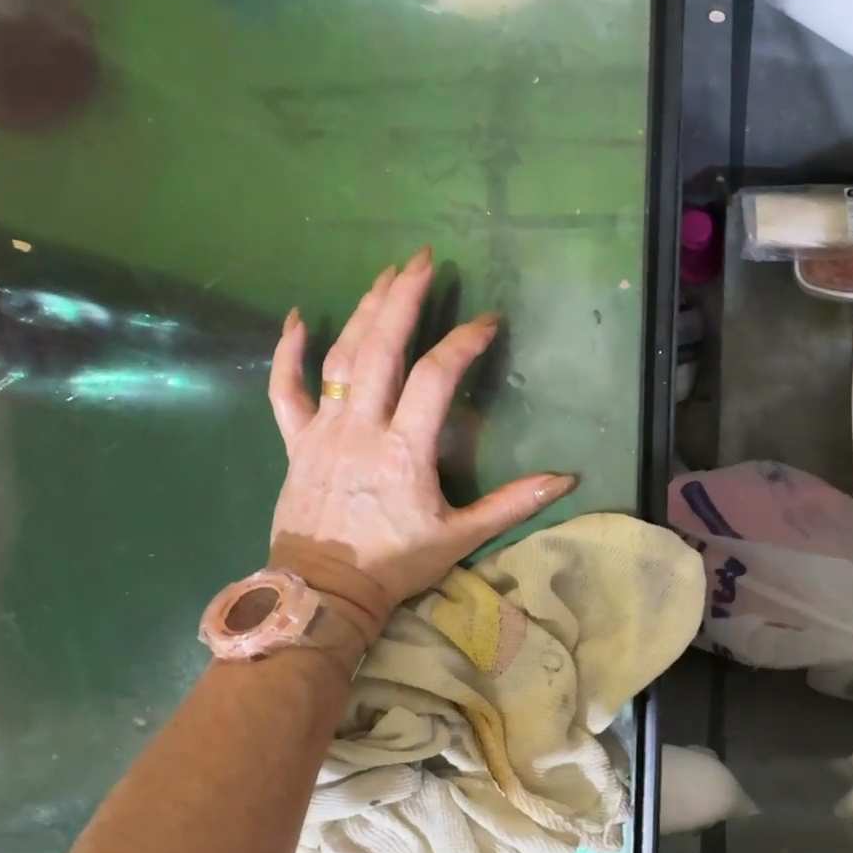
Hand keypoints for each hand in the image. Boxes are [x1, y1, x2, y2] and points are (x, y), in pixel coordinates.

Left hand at [265, 248, 575, 641]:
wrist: (322, 592)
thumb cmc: (396, 564)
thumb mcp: (462, 536)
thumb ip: (514, 503)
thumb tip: (568, 478)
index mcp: (404, 449)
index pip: (436, 377)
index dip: (464, 342)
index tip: (488, 322)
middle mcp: (361, 427)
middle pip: (380, 348)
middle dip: (404, 299)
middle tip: (424, 260)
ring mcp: (322, 430)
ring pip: (339, 356)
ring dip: (364, 310)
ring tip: (386, 274)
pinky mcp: (296, 441)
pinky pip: (285, 389)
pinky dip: (288, 352)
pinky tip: (299, 318)